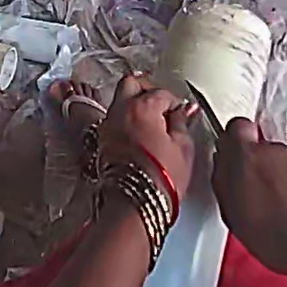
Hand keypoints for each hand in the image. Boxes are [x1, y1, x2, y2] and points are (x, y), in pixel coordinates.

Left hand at [95, 73, 196, 198]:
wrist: (134, 203)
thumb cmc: (160, 178)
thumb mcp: (184, 148)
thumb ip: (182, 123)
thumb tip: (183, 112)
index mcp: (141, 107)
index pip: (161, 92)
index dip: (175, 101)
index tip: (182, 111)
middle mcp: (120, 111)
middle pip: (131, 84)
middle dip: (147, 88)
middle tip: (163, 103)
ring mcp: (109, 124)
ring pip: (119, 99)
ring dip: (135, 103)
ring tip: (154, 119)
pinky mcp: (103, 139)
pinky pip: (115, 118)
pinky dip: (127, 118)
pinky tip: (142, 132)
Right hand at [212, 119, 286, 286]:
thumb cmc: (279, 239)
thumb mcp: (235, 216)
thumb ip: (225, 182)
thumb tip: (225, 169)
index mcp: (245, 158)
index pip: (237, 128)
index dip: (240, 140)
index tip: (242, 155)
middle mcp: (277, 151)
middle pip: (269, 150)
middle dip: (270, 168)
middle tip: (272, 196)